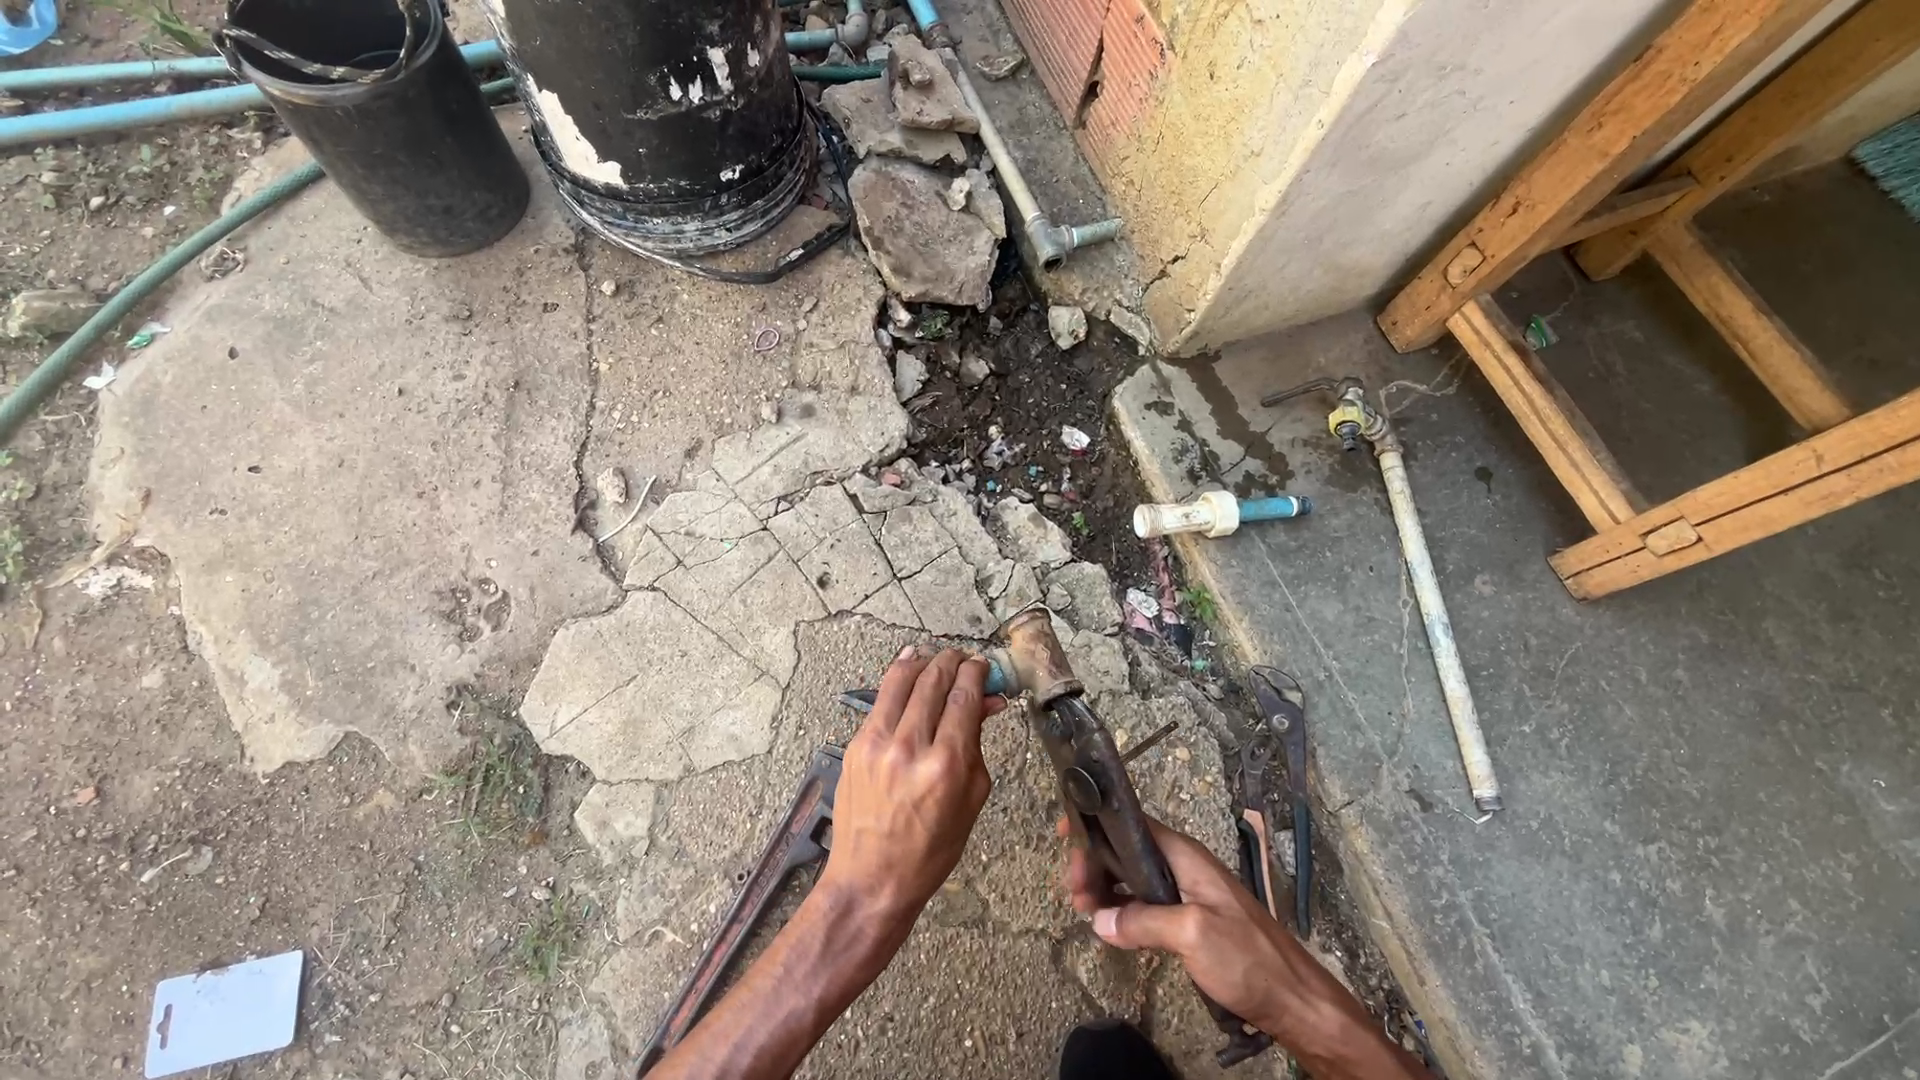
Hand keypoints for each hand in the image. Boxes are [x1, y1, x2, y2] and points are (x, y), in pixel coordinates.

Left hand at [819, 647, 1004, 932]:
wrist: (871, 879)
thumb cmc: (928, 852)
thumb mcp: (970, 801)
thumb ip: (977, 746)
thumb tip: (985, 703)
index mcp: (945, 767)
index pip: (963, 698)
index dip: (976, 673)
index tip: (983, 667)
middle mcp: (909, 749)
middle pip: (933, 681)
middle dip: (953, 662)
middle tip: (964, 659)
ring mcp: (877, 745)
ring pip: (901, 680)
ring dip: (923, 661)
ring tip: (937, 658)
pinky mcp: (856, 746)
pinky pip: (880, 699)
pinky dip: (897, 678)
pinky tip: (909, 668)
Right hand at [1062, 816, 1427, 1077]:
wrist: (1296, 1001)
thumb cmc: (1248, 958)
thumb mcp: (1191, 935)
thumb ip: (1143, 921)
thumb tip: (1100, 919)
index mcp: (1185, 856)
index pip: (1132, 824)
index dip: (1096, 824)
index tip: (1064, 833)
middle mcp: (1183, 866)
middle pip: (1126, 850)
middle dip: (1094, 862)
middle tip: (1074, 892)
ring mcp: (1186, 893)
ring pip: (1132, 877)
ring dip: (1104, 887)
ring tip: (1083, 910)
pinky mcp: (1188, 920)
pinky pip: (1144, 903)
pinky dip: (1121, 908)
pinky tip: (1107, 924)